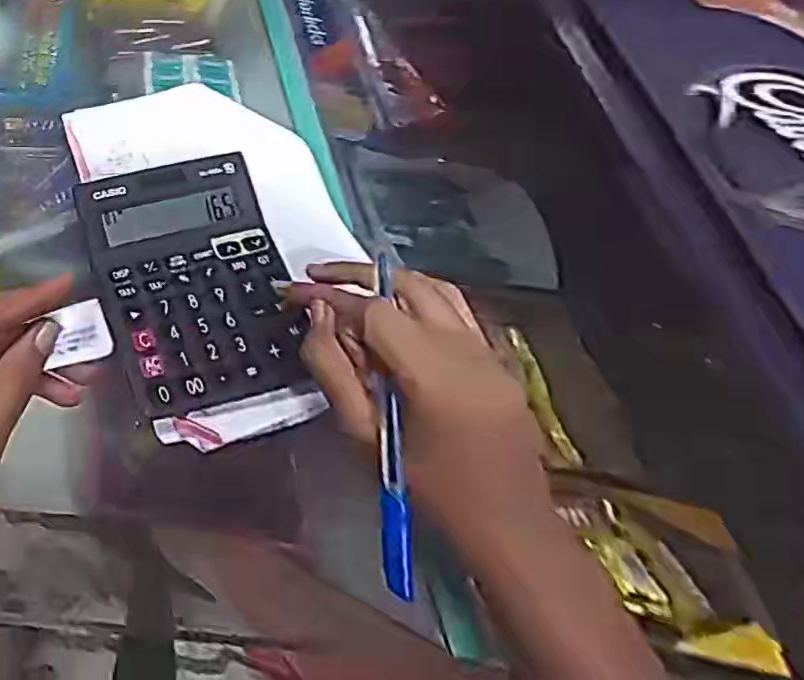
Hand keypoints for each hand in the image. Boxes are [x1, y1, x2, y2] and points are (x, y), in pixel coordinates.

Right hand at [285, 262, 546, 525]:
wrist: (508, 528)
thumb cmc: (427, 488)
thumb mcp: (361, 431)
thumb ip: (331, 365)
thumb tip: (317, 314)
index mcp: (435, 374)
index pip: (373, 309)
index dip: (329, 295)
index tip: (295, 293)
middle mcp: (469, 353)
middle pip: (406, 285)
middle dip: (356, 275)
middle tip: (316, 280)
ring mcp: (490, 355)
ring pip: (434, 289)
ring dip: (387, 281)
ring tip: (350, 288)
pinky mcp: (498, 362)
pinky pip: (455, 310)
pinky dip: (417, 298)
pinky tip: (393, 314)